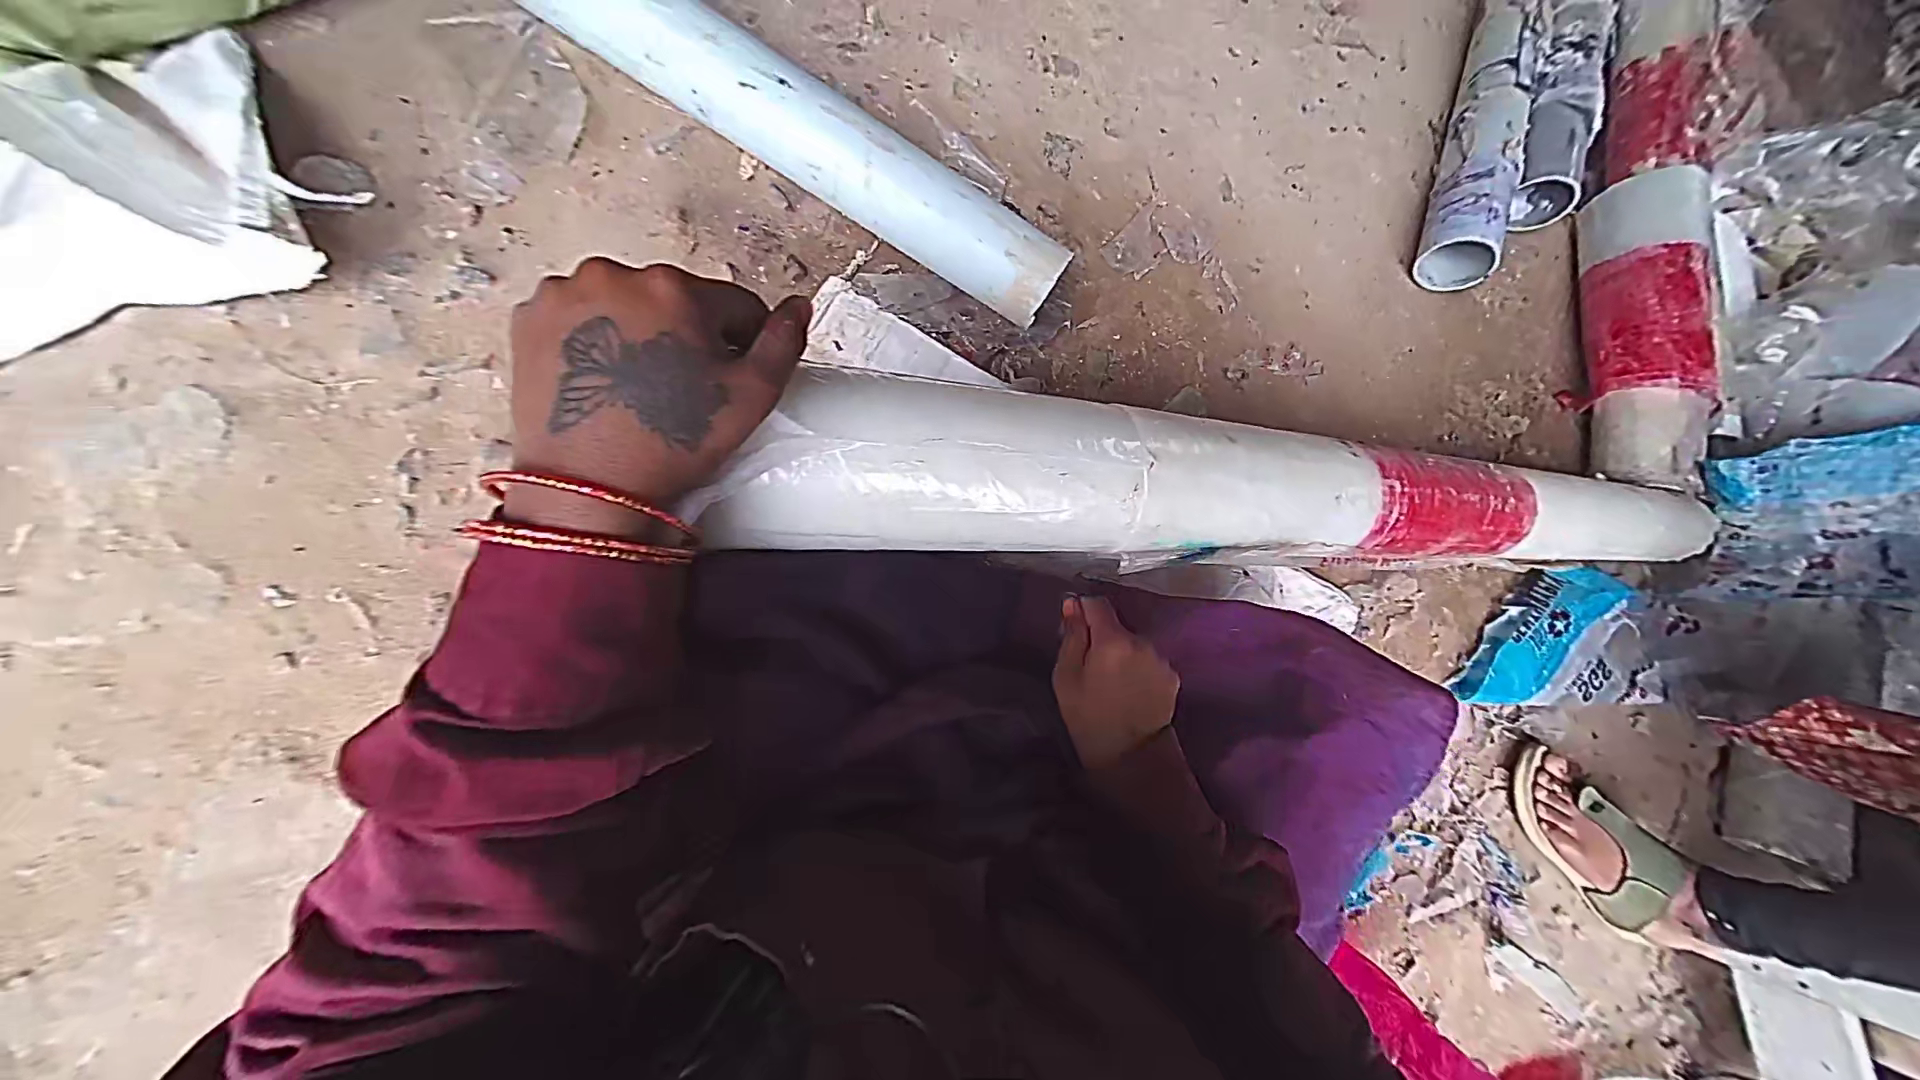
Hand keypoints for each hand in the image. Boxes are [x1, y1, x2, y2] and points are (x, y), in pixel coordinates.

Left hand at [504, 258, 809, 536]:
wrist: (591, 484)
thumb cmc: (672, 442)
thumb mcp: (751, 397)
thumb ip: (782, 342)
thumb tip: (797, 307)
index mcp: (675, 288)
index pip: (735, 304)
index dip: (743, 344)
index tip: (728, 377)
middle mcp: (616, 276)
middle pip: (680, 301)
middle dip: (690, 336)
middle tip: (684, 388)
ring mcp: (567, 294)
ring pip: (632, 306)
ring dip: (644, 334)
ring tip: (643, 388)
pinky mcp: (532, 317)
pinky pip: (586, 317)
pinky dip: (602, 340)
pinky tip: (610, 382)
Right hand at [1052, 595, 1180, 769]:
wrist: (1131, 758)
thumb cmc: (1088, 718)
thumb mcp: (1066, 677)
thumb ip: (1072, 636)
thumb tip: (1073, 604)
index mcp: (1113, 640)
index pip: (1098, 603)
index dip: (1083, 609)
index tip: (1074, 624)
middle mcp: (1142, 642)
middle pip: (1118, 625)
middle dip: (1103, 636)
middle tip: (1090, 663)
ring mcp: (1160, 659)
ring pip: (1134, 642)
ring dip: (1122, 651)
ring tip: (1111, 680)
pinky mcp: (1172, 675)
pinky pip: (1148, 659)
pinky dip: (1138, 666)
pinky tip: (1130, 689)